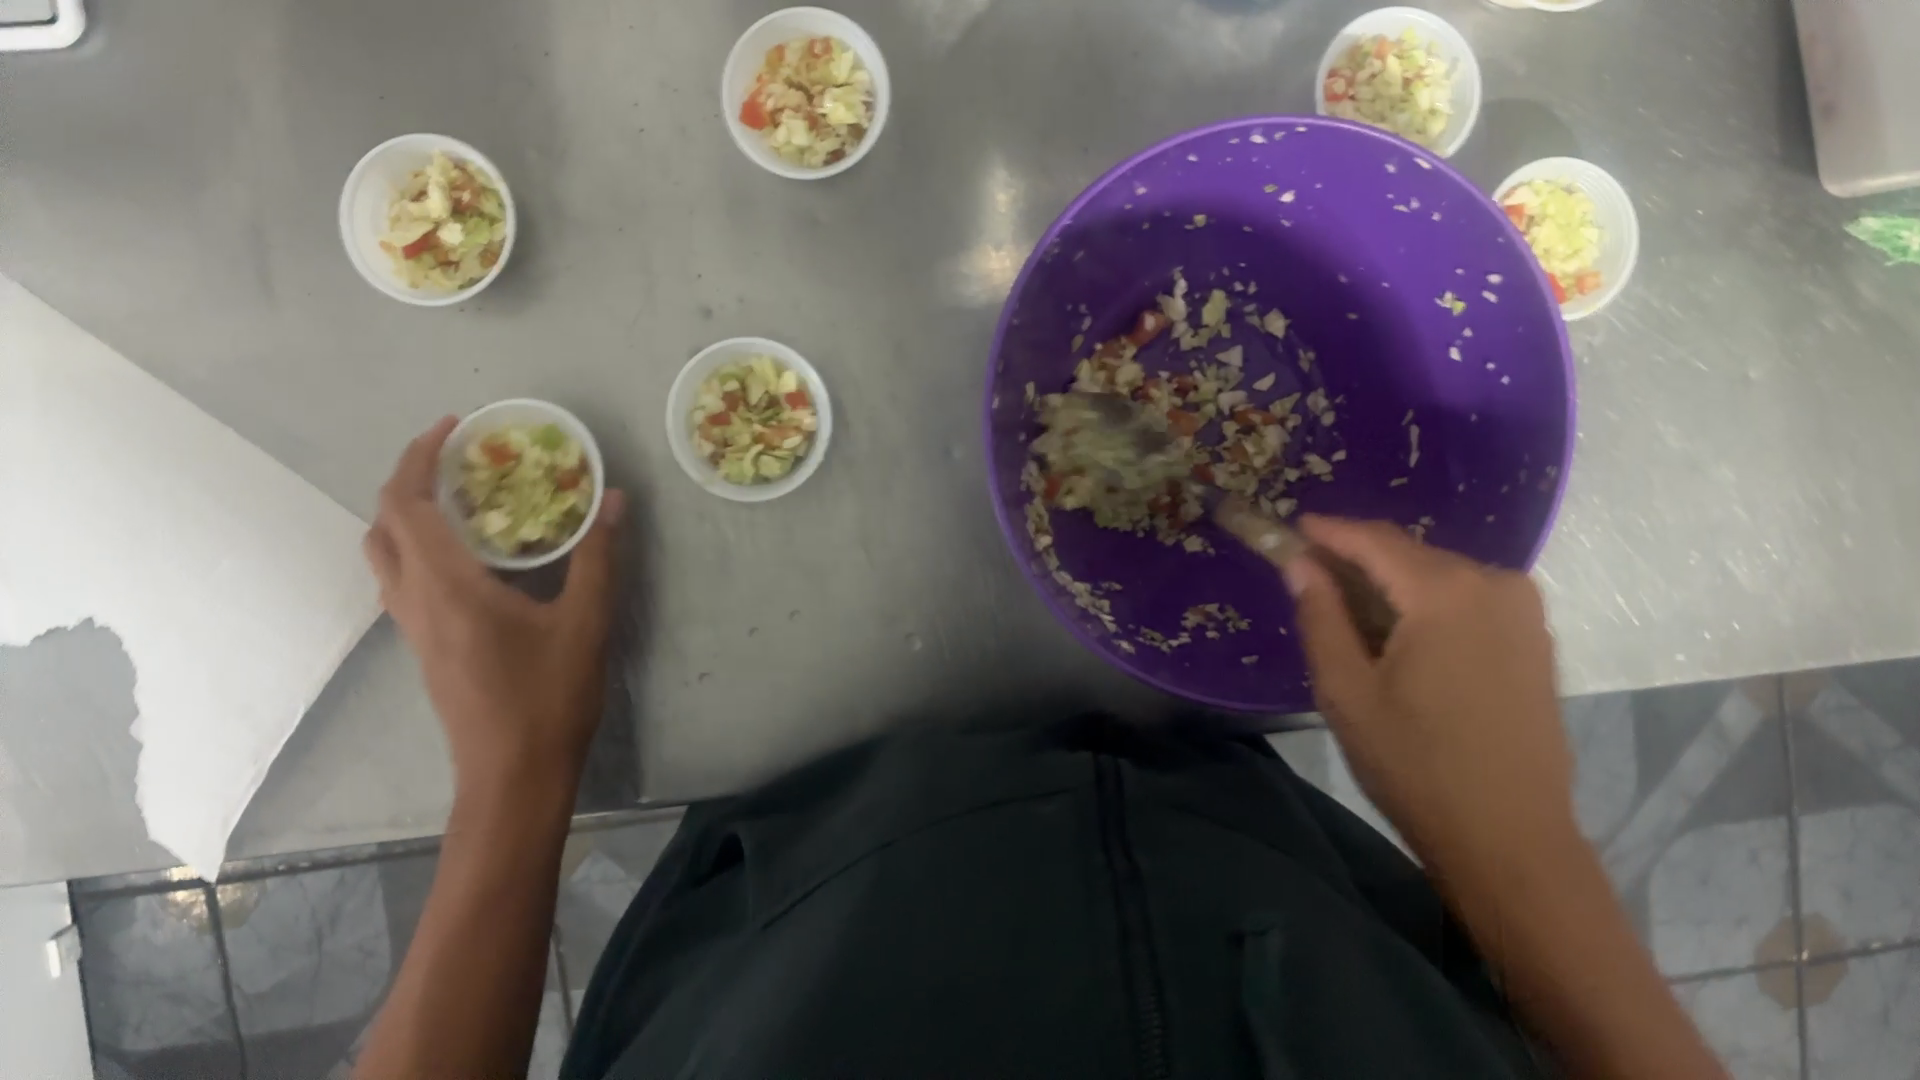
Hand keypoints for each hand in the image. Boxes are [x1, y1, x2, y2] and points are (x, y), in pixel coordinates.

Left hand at [363, 416, 627, 797]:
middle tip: (456, 462)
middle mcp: (415, 601)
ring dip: (407, 516)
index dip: (418, 458)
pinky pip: (402, 581)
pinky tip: (469, 559)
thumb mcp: (586, 623)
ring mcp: (413, 629)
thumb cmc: (548, 698)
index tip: (452, 429)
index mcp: (448, 586)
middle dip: (408, 481)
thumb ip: (598, 558)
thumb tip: (615, 500)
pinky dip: (419, 549)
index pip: (406, 505)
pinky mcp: (425, 649)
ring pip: (384, 556)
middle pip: (382, 525)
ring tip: (460, 502)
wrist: (513, 775)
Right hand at [1277, 516, 1573, 872]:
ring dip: (1391, 582)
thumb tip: (1299, 564)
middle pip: (1410, 553)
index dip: (1329, 531)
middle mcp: (1495, 584)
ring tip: (1346, 604)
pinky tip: (1398, 629)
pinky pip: (1467, 598)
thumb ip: (1320, 617)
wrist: (1509, 836)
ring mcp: (1524, 611)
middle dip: (1357, 557)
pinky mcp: (1535, 639)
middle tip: (1308, 571)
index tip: (1290, 527)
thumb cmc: (1414, 764)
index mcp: (1446, 592)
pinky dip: (1426, 602)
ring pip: (1439, 575)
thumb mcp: (1345, 691)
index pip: (1375, 540)